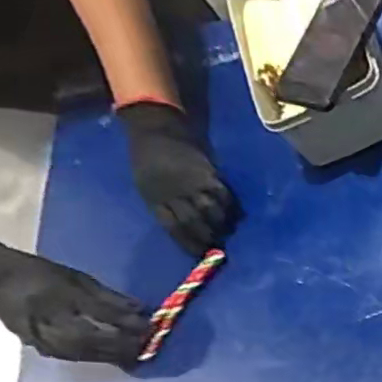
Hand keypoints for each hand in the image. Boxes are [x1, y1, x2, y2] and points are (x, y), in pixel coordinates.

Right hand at [0, 217, 146, 363]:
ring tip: (134, 355)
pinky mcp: (38, 347)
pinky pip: (73, 357)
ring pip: (83, 353)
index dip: (125, 323)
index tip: (148, 327)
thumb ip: (108, 296)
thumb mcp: (75, 277)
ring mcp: (40, 337)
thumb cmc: (37, 273)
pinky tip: (111, 357)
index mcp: (55, 298)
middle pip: (91, 340)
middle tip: (145, 346)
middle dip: (121, 345)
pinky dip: (95, 357)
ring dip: (111, 355)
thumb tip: (141, 310)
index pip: (97, 315)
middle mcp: (46, 321)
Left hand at [117, 101, 232, 256]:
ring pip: (212, 211)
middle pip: (195, 223)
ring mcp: (192, 183)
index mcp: (155, 199)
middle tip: (219, 245)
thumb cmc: (148, 159)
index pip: (175, 229)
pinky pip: (223, 195)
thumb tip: (186, 230)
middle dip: (209, 237)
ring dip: (222, 224)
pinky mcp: (207, 172)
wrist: (156, 127)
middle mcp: (174, 193)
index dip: (189, 244)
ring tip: (229, 230)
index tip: (201, 253)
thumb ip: (164, 206)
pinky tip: (235, 213)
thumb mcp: (146, 185)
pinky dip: (231, 207)